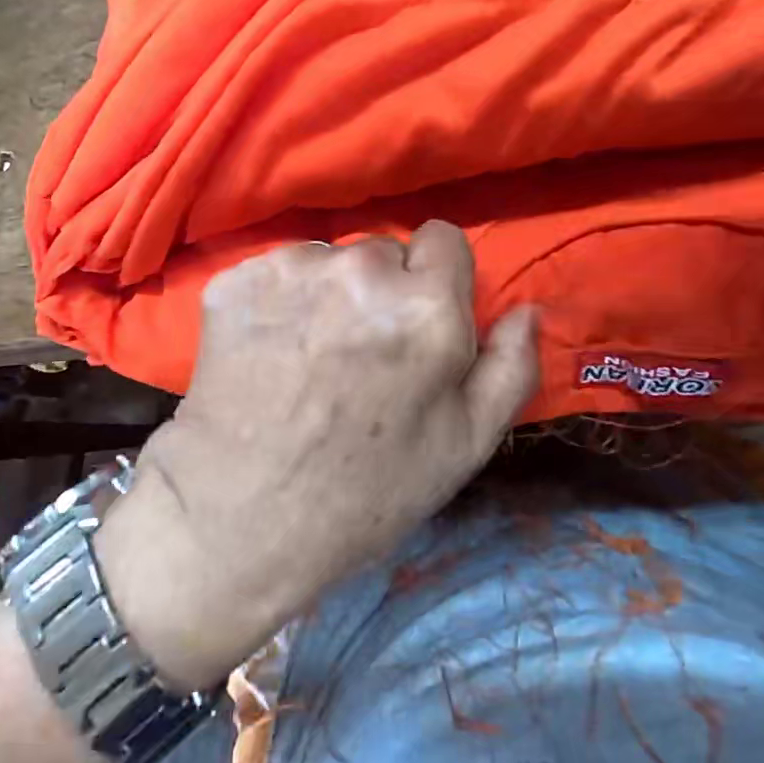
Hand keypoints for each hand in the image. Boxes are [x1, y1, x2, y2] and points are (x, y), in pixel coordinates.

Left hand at [93, 222, 538, 690]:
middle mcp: (360, 269)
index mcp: (427, 306)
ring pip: (331, 259)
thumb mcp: (466, 445)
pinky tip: (272, 352)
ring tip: (313, 357)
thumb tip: (528, 308)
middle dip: (386, 290)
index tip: (420, 324)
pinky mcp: (235, 280)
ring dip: (332, 292)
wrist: (235, 524)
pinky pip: (279, 273)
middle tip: (365, 353)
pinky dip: (282, 301)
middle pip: (386, 251)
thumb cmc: (366, 492)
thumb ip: (511, 367)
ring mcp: (290, 270)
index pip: (445, 239)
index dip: (439, 282)